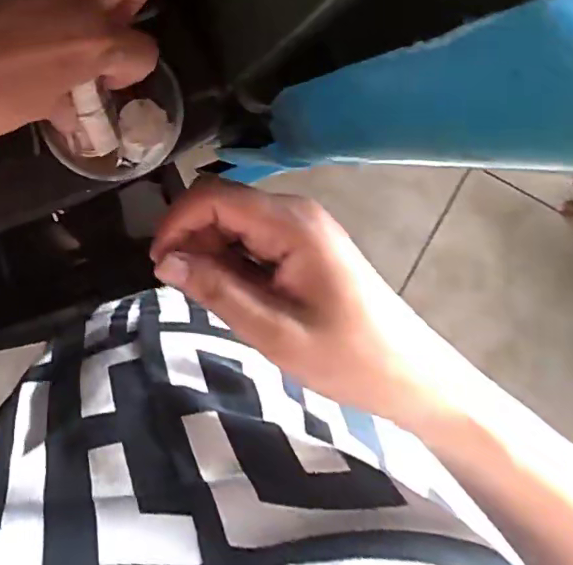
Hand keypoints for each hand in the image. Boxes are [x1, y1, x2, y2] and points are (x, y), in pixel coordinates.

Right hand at [149, 177, 483, 431]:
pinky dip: (229, 257)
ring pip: (231, 218)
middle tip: (179, 285)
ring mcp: (299, 223)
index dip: (177, 222)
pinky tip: (231, 290)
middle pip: (221, 202)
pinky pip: (249, 234)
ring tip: (206, 293)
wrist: (414, 377)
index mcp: (290, 223)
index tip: (158, 262)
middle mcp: (293, 210)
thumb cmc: (350, 359)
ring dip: (208, 249)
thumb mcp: (275, 333)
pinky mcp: (300, 240)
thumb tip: (164, 261)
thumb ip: (217, 291)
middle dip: (190, 236)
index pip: (214, 196)